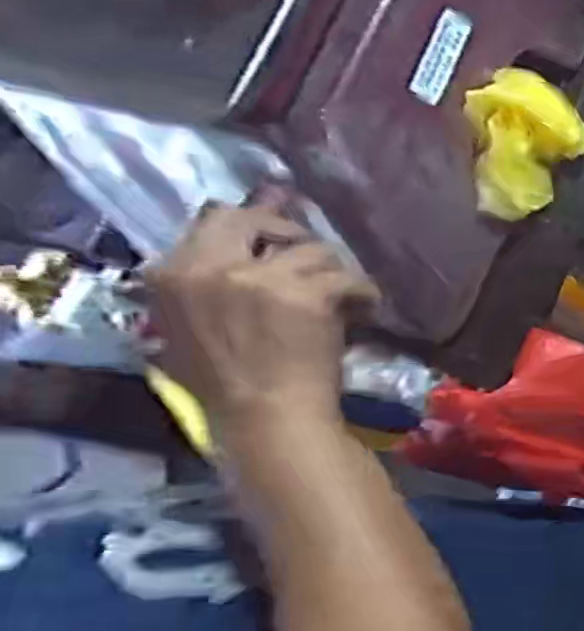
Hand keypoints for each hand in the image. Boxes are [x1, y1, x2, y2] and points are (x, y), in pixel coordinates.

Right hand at [147, 191, 375, 429]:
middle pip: (254, 220)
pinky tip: (366, 311)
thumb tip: (236, 264)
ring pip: (314, 250)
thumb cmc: (227, 384)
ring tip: (346, 298)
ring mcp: (261, 278)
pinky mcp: (307, 295)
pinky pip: (348, 278)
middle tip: (317, 259)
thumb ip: (202, 288)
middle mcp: (210, 266)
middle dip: (290, 231)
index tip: (281, 236)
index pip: (213, 220)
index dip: (254, 224)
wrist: (266, 410)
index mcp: (170, 273)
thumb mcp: (185, 326)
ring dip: (335, 272)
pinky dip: (364, 294)